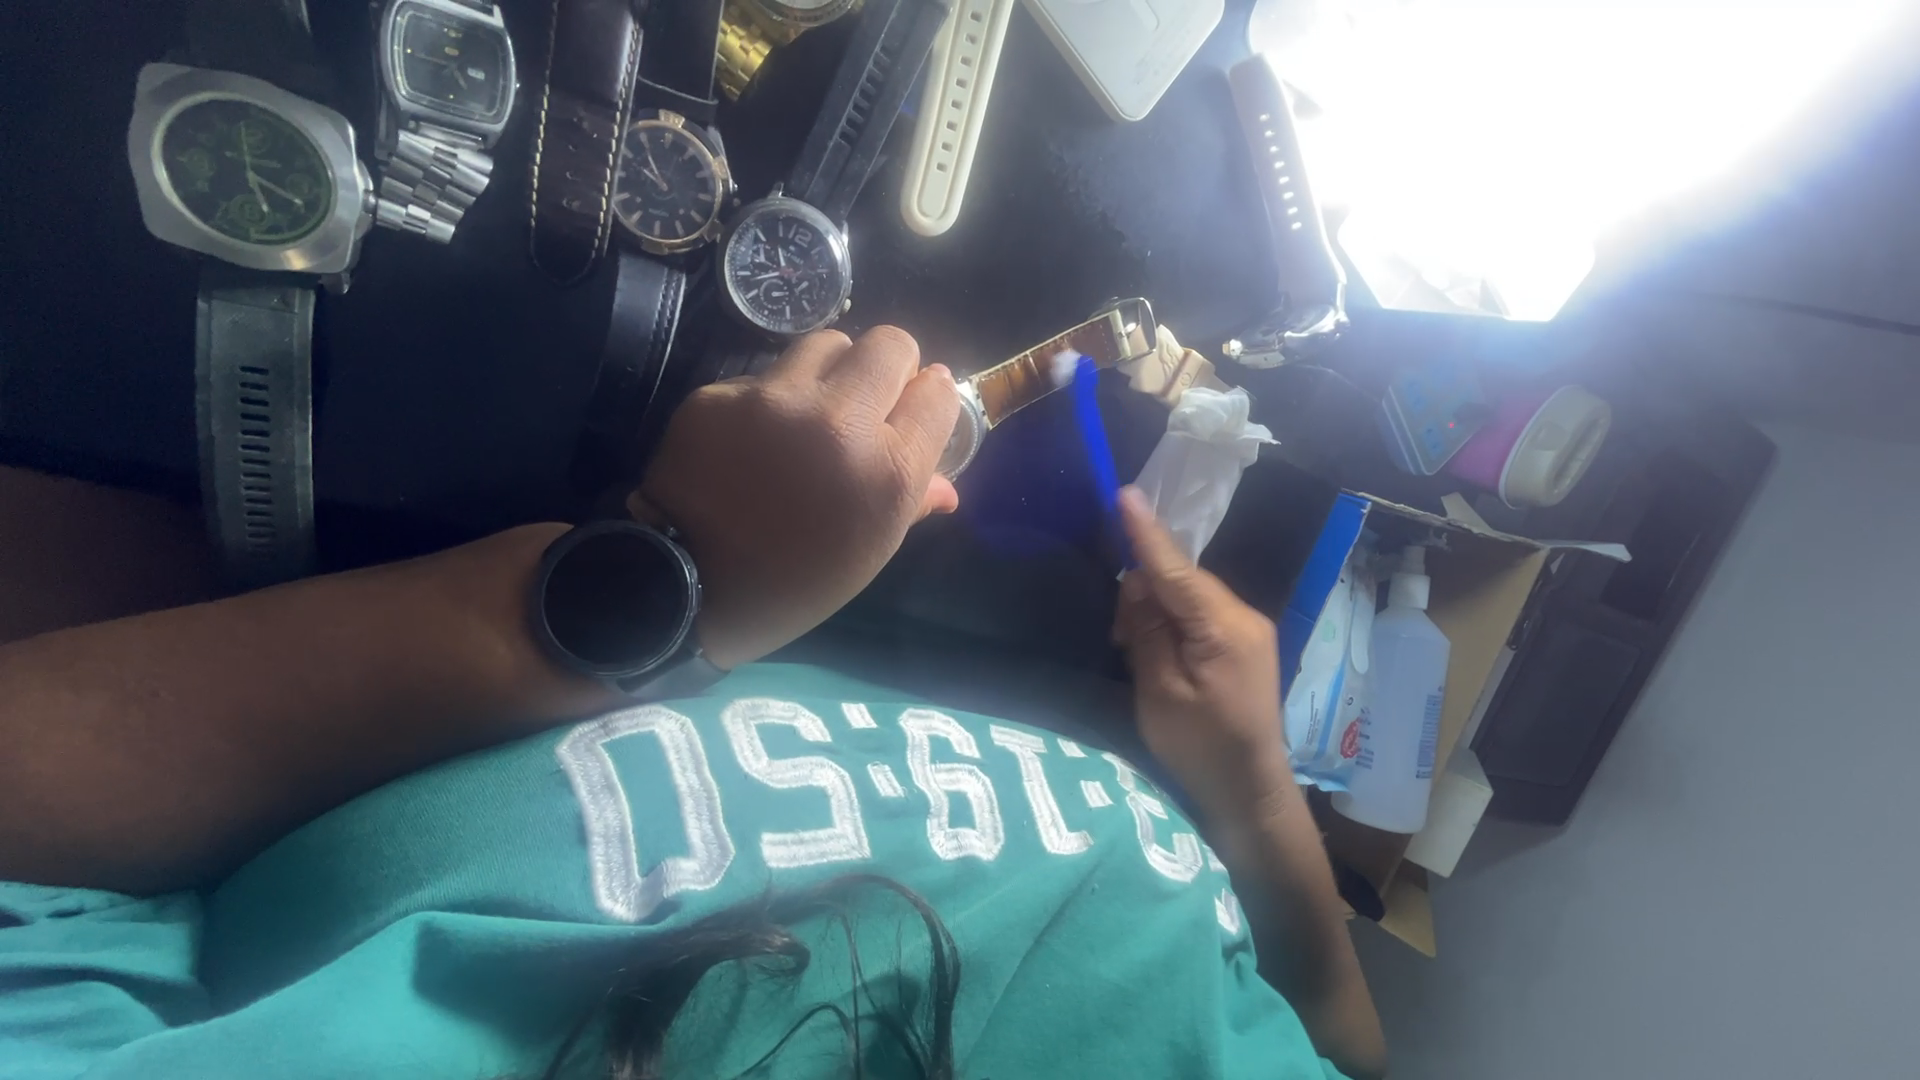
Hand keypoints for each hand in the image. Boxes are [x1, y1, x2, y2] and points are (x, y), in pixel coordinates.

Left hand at [637, 327, 960, 669]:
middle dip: (890, 367)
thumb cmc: (795, 583)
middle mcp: (839, 423)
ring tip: (813, 411)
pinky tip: (755, 438)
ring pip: (828, 343)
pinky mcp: (720, 393)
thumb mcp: (869, 552)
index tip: (916, 408)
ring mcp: (775, 401)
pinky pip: (766, 375)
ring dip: (833, 371)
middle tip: (871, 400)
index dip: (932, 398)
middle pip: (890, 345)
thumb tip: (947, 484)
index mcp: (887, 473)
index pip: (939, 395)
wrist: (684, 588)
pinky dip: (773, 399)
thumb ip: (913, 502)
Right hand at [1112, 486, 1291, 825]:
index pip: (1175, 569)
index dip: (1144, 533)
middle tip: (1117, 634)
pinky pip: (1198, 615)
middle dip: (1144, 591)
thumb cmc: (1200, 747)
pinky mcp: (1242, 644)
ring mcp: (1246, 630)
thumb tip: (1137, 581)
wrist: (1248, 792)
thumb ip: (1147, 630)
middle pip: (1181, 580)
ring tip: (1134, 650)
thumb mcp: (1160, 691)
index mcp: (1224, 627)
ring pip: (1188, 597)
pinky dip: (1171, 624)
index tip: (1124, 494)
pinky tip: (1156, 651)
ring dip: (1155, 612)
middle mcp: (1242, 617)